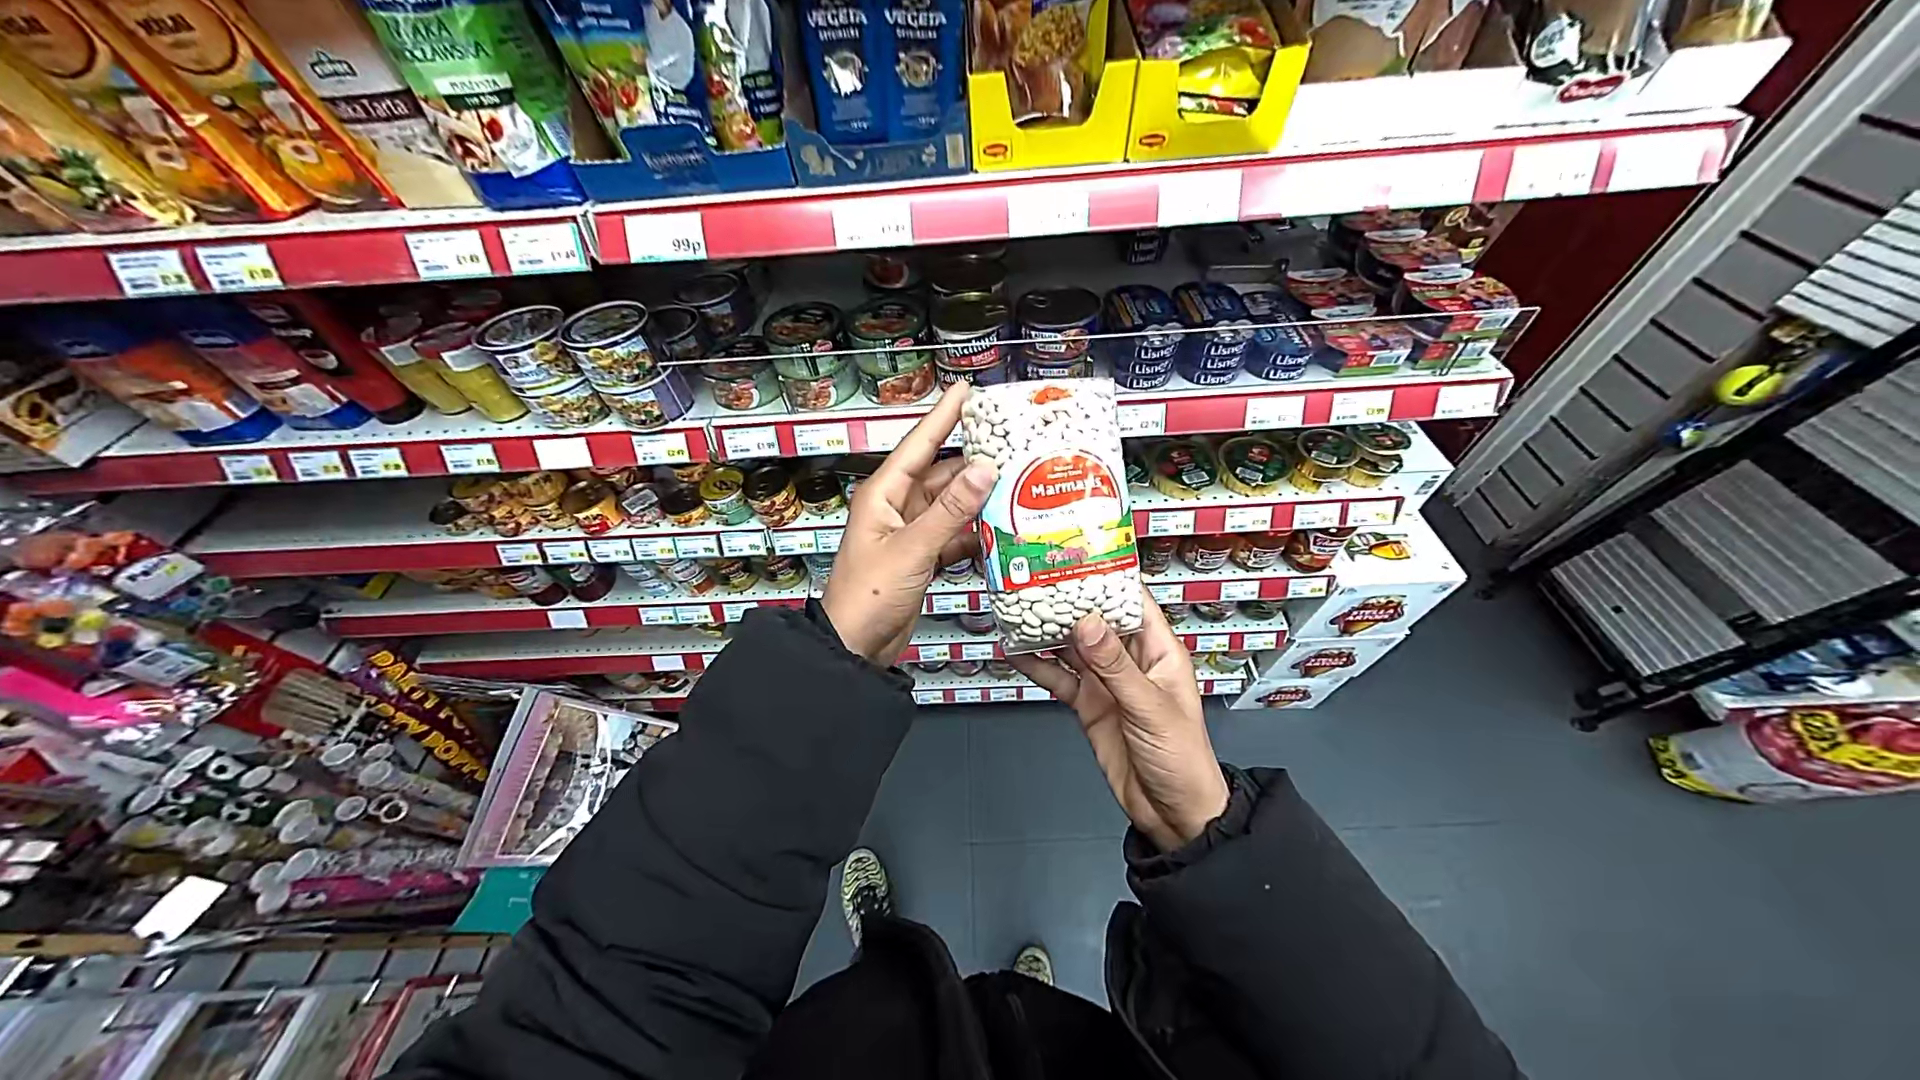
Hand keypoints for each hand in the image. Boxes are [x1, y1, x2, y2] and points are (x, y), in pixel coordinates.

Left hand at [820, 383, 996, 664]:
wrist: (856, 646)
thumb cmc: (867, 596)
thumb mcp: (912, 548)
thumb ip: (950, 511)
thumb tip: (984, 470)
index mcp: (884, 495)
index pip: (918, 445)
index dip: (943, 417)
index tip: (966, 392)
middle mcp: (897, 509)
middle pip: (941, 475)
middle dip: (973, 463)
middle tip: (1011, 445)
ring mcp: (911, 534)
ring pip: (951, 506)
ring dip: (978, 500)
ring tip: (1016, 485)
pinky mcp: (923, 557)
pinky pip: (954, 536)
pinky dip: (974, 534)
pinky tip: (1000, 530)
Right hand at [1009, 593, 1228, 851]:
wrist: (1172, 813)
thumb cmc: (1182, 759)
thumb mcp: (1149, 707)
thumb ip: (1114, 665)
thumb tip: (1087, 622)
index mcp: (1158, 650)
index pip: (1132, 601)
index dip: (1106, 578)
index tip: (1076, 559)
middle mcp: (1130, 660)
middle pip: (1095, 620)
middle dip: (1068, 602)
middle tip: (1035, 581)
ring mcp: (1106, 682)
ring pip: (1072, 647)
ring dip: (1047, 632)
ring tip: (1018, 611)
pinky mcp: (1089, 703)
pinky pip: (1059, 677)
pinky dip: (1038, 665)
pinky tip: (1017, 654)